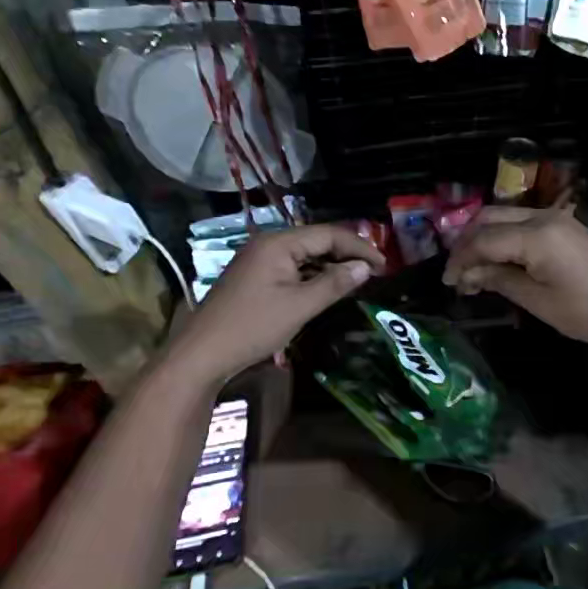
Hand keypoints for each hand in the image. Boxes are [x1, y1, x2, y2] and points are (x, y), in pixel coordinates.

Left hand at [170, 224, 384, 383]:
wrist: (203, 353)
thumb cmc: (253, 327)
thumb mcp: (300, 306)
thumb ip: (335, 283)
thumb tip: (365, 267)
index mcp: (278, 243)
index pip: (328, 234)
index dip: (359, 247)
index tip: (384, 265)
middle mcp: (267, 244)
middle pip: (316, 240)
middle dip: (347, 252)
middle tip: (375, 270)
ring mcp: (258, 259)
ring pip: (304, 254)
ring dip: (331, 263)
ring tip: (357, 278)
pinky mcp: (254, 276)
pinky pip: (291, 266)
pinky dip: (313, 273)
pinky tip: (326, 286)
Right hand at [442, 207, 587, 352]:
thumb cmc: (587, 311)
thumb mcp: (538, 301)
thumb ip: (499, 280)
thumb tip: (467, 274)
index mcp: (535, 234)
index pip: (482, 239)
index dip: (460, 259)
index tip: (446, 282)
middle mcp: (543, 216)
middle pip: (490, 218)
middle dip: (468, 243)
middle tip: (457, 273)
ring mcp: (558, 219)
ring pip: (506, 218)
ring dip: (485, 239)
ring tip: (475, 272)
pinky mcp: (567, 228)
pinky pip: (524, 224)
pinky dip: (505, 239)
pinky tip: (501, 263)